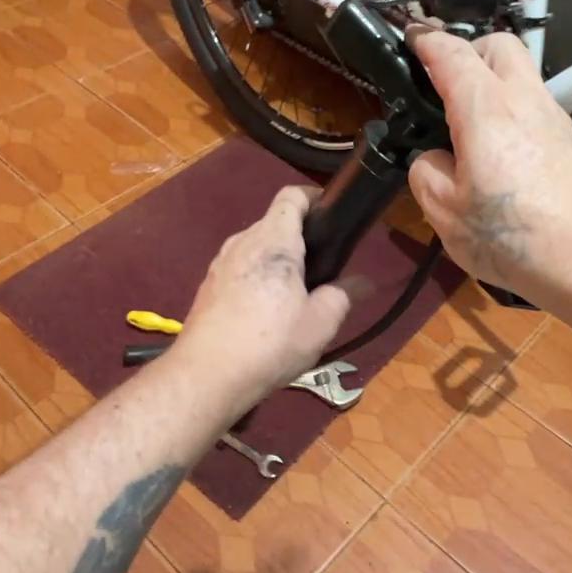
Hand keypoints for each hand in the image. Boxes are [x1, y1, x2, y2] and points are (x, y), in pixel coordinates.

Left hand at [173, 187, 353, 404]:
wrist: (206, 376)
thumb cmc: (270, 343)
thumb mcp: (320, 323)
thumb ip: (344, 296)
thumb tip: (365, 283)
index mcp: (274, 240)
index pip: (291, 196)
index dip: (313, 199)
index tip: (331, 218)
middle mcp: (243, 241)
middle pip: (274, 223)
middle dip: (299, 239)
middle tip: (322, 270)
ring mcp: (220, 263)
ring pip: (255, 248)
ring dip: (276, 262)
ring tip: (295, 296)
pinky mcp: (208, 286)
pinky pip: (240, 269)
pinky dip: (256, 279)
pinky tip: (265, 314)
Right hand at [407, 29, 571, 302]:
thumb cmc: (511, 236)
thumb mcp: (444, 211)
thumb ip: (427, 173)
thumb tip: (435, 158)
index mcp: (485, 108)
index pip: (451, 52)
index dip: (425, 40)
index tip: (410, 39)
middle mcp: (524, 99)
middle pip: (498, 45)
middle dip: (467, 50)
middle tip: (443, 84)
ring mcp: (553, 118)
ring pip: (521, 73)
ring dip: (492, 81)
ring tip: (466, 122)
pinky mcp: (570, 141)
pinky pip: (534, 105)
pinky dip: (511, 108)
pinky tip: (498, 150)